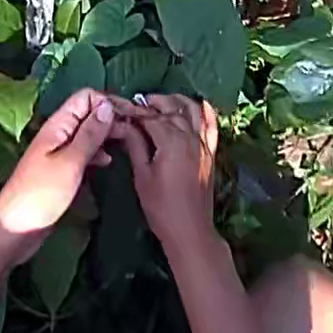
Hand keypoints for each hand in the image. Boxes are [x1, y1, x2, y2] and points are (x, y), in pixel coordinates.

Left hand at [0, 88, 121, 260]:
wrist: (15, 229)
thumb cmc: (41, 194)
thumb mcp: (70, 163)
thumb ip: (90, 134)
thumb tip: (108, 105)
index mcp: (59, 123)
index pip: (86, 96)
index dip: (108, 101)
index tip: (131, 116)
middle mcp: (60, 131)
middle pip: (88, 112)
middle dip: (111, 117)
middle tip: (135, 131)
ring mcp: (60, 150)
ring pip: (88, 131)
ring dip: (107, 134)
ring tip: (128, 144)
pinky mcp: (62, 168)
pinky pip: (84, 150)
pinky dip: (98, 152)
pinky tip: (108, 161)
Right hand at [115, 94, 218, 256]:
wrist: (190, 232)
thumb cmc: (161, 207)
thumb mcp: (142, 175)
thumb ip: (135, 144)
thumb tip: (124, 124)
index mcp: (170, 141)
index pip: (150, 117)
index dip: (135, 111)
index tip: (122, 109)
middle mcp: (189, 136)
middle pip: (170, 108)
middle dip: (153, 102)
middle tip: (137, 104)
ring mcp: (202, 143)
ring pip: (191, 110)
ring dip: (176, 101)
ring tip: (161, 101)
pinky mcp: (210, 152)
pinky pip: (211, 125)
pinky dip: (206, 112)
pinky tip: (200, 103)